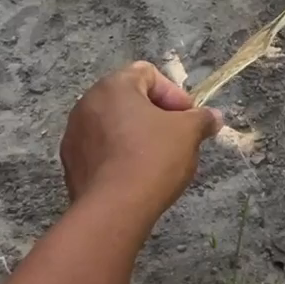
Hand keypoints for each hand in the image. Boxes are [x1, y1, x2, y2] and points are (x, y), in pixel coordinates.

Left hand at [59, 62, 221, 208]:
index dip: (173, 93)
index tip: (188, 117)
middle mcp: (87, 105)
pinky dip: (120, 154)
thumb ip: (202, 119)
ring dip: (138, 134)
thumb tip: (214, 117)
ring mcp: (74, 135)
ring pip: (114, 125)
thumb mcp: (189, 132)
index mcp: (113, 87)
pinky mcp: (70, 164)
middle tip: (177, 136)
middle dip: (157, 114)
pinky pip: (102, 149)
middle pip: (129, 99)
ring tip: (159, 158)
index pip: (147, 73)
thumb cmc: (153, 158)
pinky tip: (138, 175)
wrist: (114, 209)